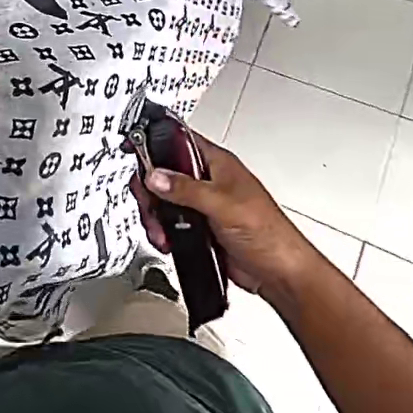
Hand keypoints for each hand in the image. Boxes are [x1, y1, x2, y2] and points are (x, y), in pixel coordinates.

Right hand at [129, 131, 325, 299]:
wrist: (278, 273)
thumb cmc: (268, 233)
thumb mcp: (222, 204)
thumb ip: (186, 189)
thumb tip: (157, 176)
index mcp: (217, 164)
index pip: (180, 140)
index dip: (155, 139)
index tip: (134, 145)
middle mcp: (208, 181)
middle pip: (164, 172)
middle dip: (151, 188)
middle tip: (148, 202)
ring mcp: (202, 205)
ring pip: (164, 200)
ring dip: (156, 215)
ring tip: (161, 229)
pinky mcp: (198, 227)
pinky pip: (170, 223)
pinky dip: (162, 231)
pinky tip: (168, 240)